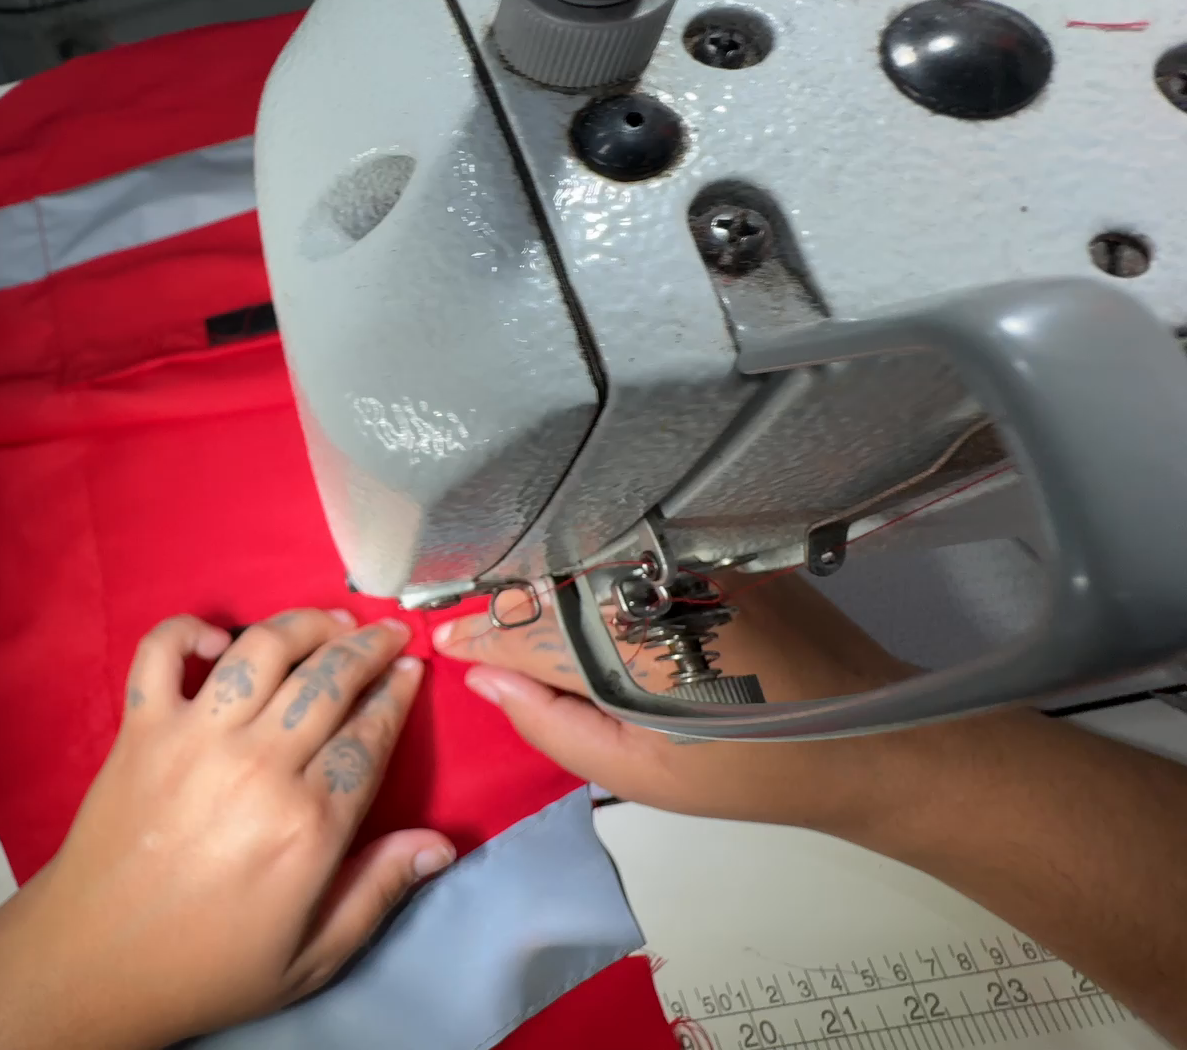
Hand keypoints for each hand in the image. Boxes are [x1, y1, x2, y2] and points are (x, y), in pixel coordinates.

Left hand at [11, 609, 452, 1048]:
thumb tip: (441, 843)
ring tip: (330, 620)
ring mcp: (194, 737)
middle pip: (328, 680)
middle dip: (368, 647)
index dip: (397, 695)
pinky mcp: (142, 726)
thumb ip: (379, 892)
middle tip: (387, 632)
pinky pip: (161, 652)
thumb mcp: (312, 957)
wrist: (95, 961)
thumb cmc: (208, 964)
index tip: (411, 669)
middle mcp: (257, 764)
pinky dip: (186, 629)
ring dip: (302, 624)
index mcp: (308, 823)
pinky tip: (219, 638)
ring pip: (261, 650)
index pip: (370, 735)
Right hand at [430, 573, 1042, 838]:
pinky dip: (580, 569)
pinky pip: (618, 551)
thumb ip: (552, 726)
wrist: (876, 735)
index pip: (522, 634)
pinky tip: (570, 588)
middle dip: (497, 612)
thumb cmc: (750, 770)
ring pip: (574, 562)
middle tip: (471, 635)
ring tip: (510, 613)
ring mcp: (678, 557)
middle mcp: (646, 582)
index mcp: (626, 642)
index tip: (445, 645)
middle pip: (541, 588)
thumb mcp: (640, 776)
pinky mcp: (706, 545)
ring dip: (534, 587)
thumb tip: (485, 681)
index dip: (477, 642)